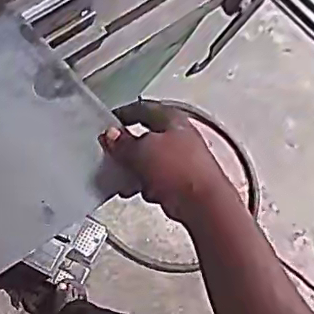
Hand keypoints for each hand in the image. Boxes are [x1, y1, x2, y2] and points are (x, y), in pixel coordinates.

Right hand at [100, 102, 238, 225]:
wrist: (202, 204)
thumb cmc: (182, 171)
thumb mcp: (141, 151)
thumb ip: (123, 143)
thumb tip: (112, 136)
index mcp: (173, 120)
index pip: (144, 109)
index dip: (124, 114)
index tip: (110, 122)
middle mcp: (182, 137)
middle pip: (148, 137)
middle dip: (129, 148)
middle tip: (115, 154)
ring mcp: (185, 161)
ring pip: (153, 161)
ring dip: (137, 170)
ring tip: (127, 177)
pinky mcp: (185, 183)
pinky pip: (159, 180)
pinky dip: (148, 185)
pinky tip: (143, 191)